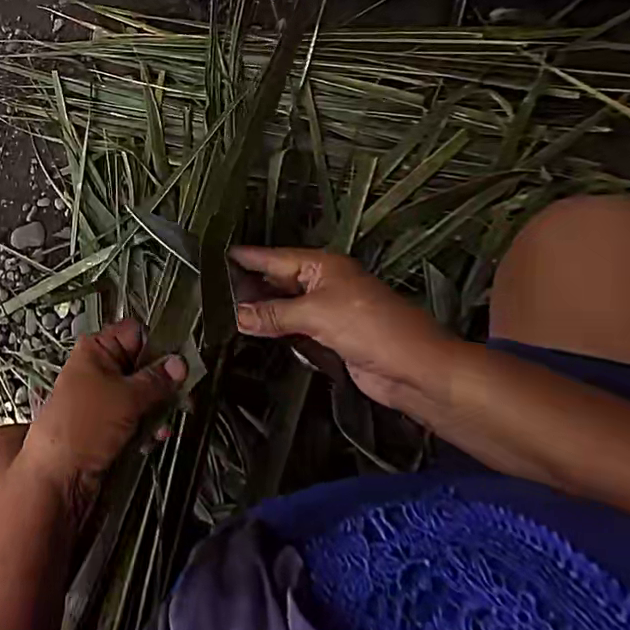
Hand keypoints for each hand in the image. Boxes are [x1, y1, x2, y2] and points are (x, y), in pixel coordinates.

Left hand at [19, 319, 186, 511]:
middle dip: (163, 384)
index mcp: (96, 349)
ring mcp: (104, 396)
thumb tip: (179, 364)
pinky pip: (137, 417)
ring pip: (143, 394)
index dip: (158, 345)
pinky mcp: (109, 423)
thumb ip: (156, 380)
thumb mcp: (125, 397)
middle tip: (180, 398)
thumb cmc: (81, 425)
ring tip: (160, 424)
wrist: (60, 474)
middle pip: (143, 365)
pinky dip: (147, 427)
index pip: (135, 333)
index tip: (180, 363)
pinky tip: (150, 438)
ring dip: (157, 410)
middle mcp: (99, 368)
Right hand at [229, 246, 458, 410]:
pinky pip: (293, 326)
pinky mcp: (329, 335)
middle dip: (246, 286)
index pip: (271, 257)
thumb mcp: (316, 315)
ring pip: (283, 305)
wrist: (420, 373)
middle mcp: (322, 283)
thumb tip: (237, 315)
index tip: (212, 256)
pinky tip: (251, 330)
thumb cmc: (372, 329)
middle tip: (209, 290)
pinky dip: (274, 328)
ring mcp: (326, 309)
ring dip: (259, 311)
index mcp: (321, 265)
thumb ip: (273, 314)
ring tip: (222, 311)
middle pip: (275, 280)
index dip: (243, 258)